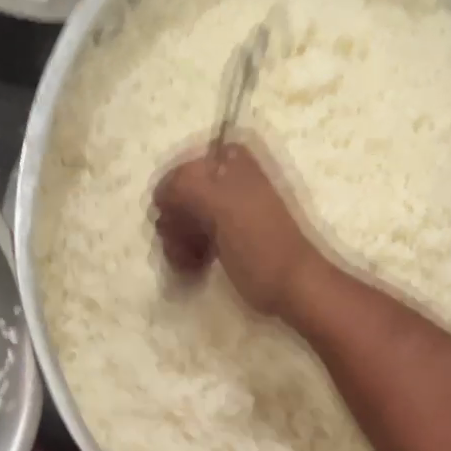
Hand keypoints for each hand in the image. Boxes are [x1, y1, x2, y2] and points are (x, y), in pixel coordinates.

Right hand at [152, 142, 319, 315]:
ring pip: (183, 219)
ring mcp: (226, 212)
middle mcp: (227, 182)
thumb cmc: (258, 245)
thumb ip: (186, 187)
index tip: (171, 219)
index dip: (171, 194)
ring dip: (177, 242)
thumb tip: (159, 192)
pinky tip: (193, 267)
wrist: (290, 285)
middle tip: (181, 244)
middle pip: (179, 195)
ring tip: (188, 262)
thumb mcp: (222, 207)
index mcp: (232, 164)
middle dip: (173, 222)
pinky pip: (193, 238)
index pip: (182, 169)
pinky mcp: (225, 238)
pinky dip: (186, 253)